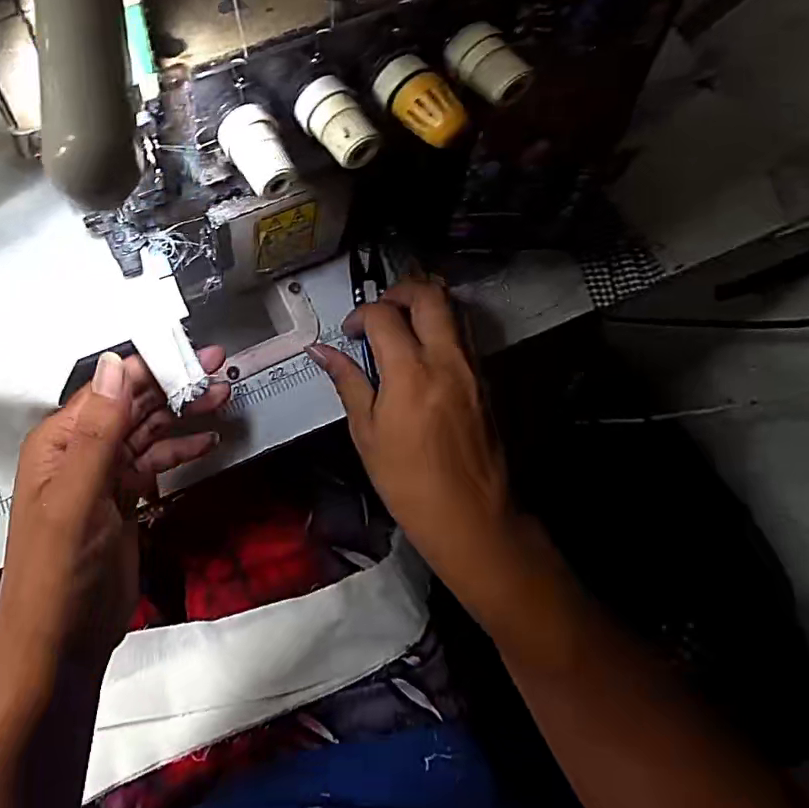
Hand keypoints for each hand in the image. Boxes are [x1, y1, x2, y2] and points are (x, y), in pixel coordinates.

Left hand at [0, 347, 227, 667]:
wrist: (58, 647)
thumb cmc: (53, 579)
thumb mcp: (76, 498)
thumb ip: (98, 431)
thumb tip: (112, 368)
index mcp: (59, 442)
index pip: (109, 388)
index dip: (151, 368)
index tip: (190, 354)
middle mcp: (79, 452)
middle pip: (132, 404)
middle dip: (174, 384)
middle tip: (215, 369)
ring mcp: (102, 477)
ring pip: (147, 431)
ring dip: (183, 414)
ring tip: (219, 397)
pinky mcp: (121, 501)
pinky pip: (155, 462)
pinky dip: (180, 449)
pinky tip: (205, 441)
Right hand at [307, 278, 519, 618]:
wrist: (472, 518)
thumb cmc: (408, 481)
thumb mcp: (366, 432)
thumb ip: (347, 381)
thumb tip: (320, 351)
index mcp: (410, 372)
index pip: (383, 315)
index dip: (360, 315)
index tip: (349, 333)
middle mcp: (447, 359)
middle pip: (429, 294)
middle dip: (399, 290)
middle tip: (380, 310)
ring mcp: (473, 368)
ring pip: (454, 309)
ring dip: (425, 305)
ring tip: (401, 325)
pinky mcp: (488, 381)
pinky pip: (465, 336)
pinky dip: (442, 327)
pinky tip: (423, 353)